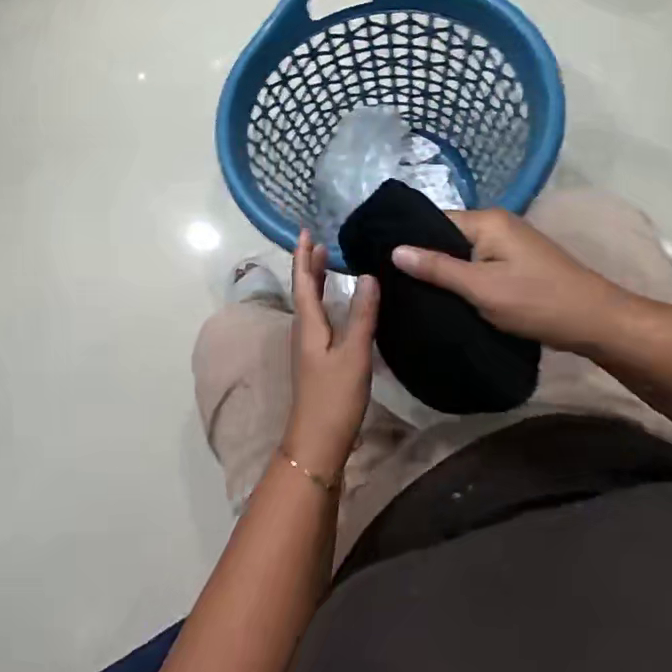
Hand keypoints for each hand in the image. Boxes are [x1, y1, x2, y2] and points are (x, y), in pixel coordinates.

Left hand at [283, 230, 379, 478]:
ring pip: (310, 304)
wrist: (318, 441)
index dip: (304, 255)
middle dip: (310, 264)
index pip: (303, 280)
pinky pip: (318, 318)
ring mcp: (308, 346)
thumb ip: (362, 316)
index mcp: (307, 324)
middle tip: (319, 241)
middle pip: (304, 289)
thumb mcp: (353, 354)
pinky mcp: (316, 359)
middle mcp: (303, 330)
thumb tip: (368, 276)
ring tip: (327, 263)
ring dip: (316, 281)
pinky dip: (325, 301)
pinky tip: (339, 306)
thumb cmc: (334, 396)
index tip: (305, 231)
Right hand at [390, 209, 633, 351]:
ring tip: (412, 291)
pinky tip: (446, 296)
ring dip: (443, 271)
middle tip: (393, 282)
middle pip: (445, 236)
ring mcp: (508, 243)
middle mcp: (496, 224)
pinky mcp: (515, 262)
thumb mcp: (480, 288)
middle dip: (423, 258)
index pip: (432, 222)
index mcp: (486, 221)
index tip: (381, 262)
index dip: (407, 241)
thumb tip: (394, 250)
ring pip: (461, 253)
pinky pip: (476, 264)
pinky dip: (462, 279)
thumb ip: (437, 268)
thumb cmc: (538, 302)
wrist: (598, 323)